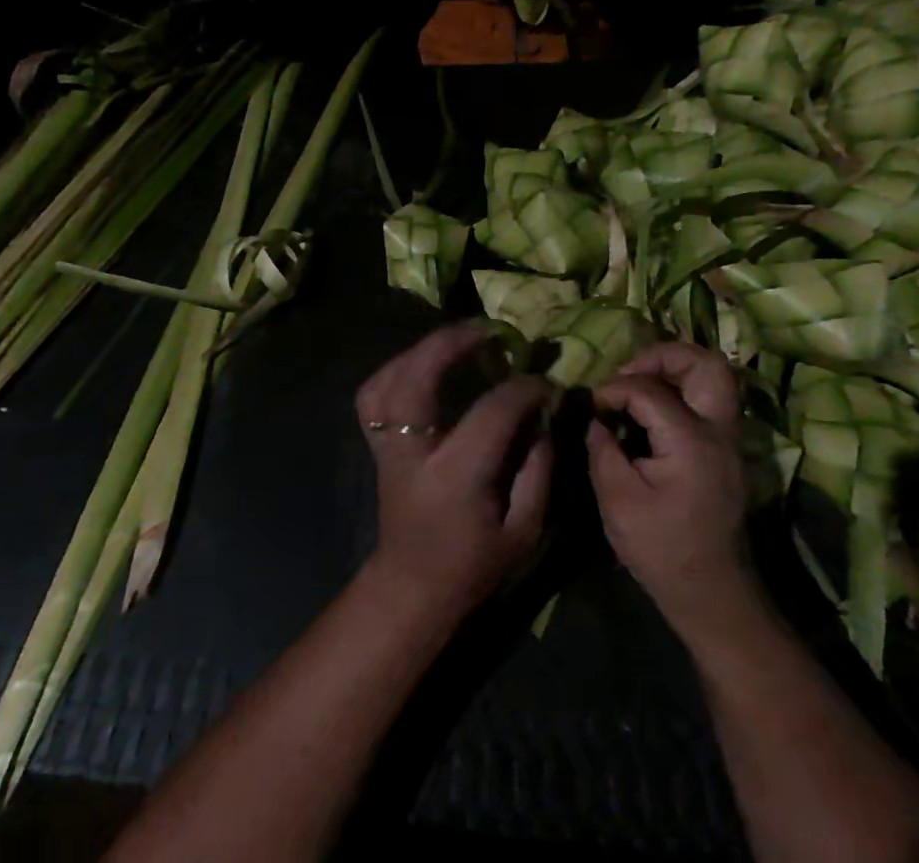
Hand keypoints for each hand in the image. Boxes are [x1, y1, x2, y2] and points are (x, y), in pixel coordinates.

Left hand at [356, 324, 555, 615]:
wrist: (411, 588)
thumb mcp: (525, 529)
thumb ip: (537, 469)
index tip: (545, 384)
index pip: (490, 412)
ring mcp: (386, 449)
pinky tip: (424, 364)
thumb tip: (539, 416)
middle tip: (487, 331)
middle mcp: (411, 455)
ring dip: (419, 351)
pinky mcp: (377, 448)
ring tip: (456, 340)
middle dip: (449, 344)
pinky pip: (373, 396)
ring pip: (384, 382)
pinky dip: (395, 370)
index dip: (524, 389)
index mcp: (454, 478)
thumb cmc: (473, 566)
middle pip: (415, 380)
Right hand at [587, 343, 754, 630]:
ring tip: (639, 385)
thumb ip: (603, 450)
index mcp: (690, 441)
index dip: (614, 389)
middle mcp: (719, 431)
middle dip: (663, 356)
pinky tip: (653, 411)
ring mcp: (730, 440)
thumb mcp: (617, 500)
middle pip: (706, 363)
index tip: (594, 406)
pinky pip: (711, 400)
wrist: (710, 588)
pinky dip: (683, 391)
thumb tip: (597, 419)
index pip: (648, 390)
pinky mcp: (728, 451)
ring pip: (716, 378)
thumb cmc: (660, 548)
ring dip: (676, 370)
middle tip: (628, 373)